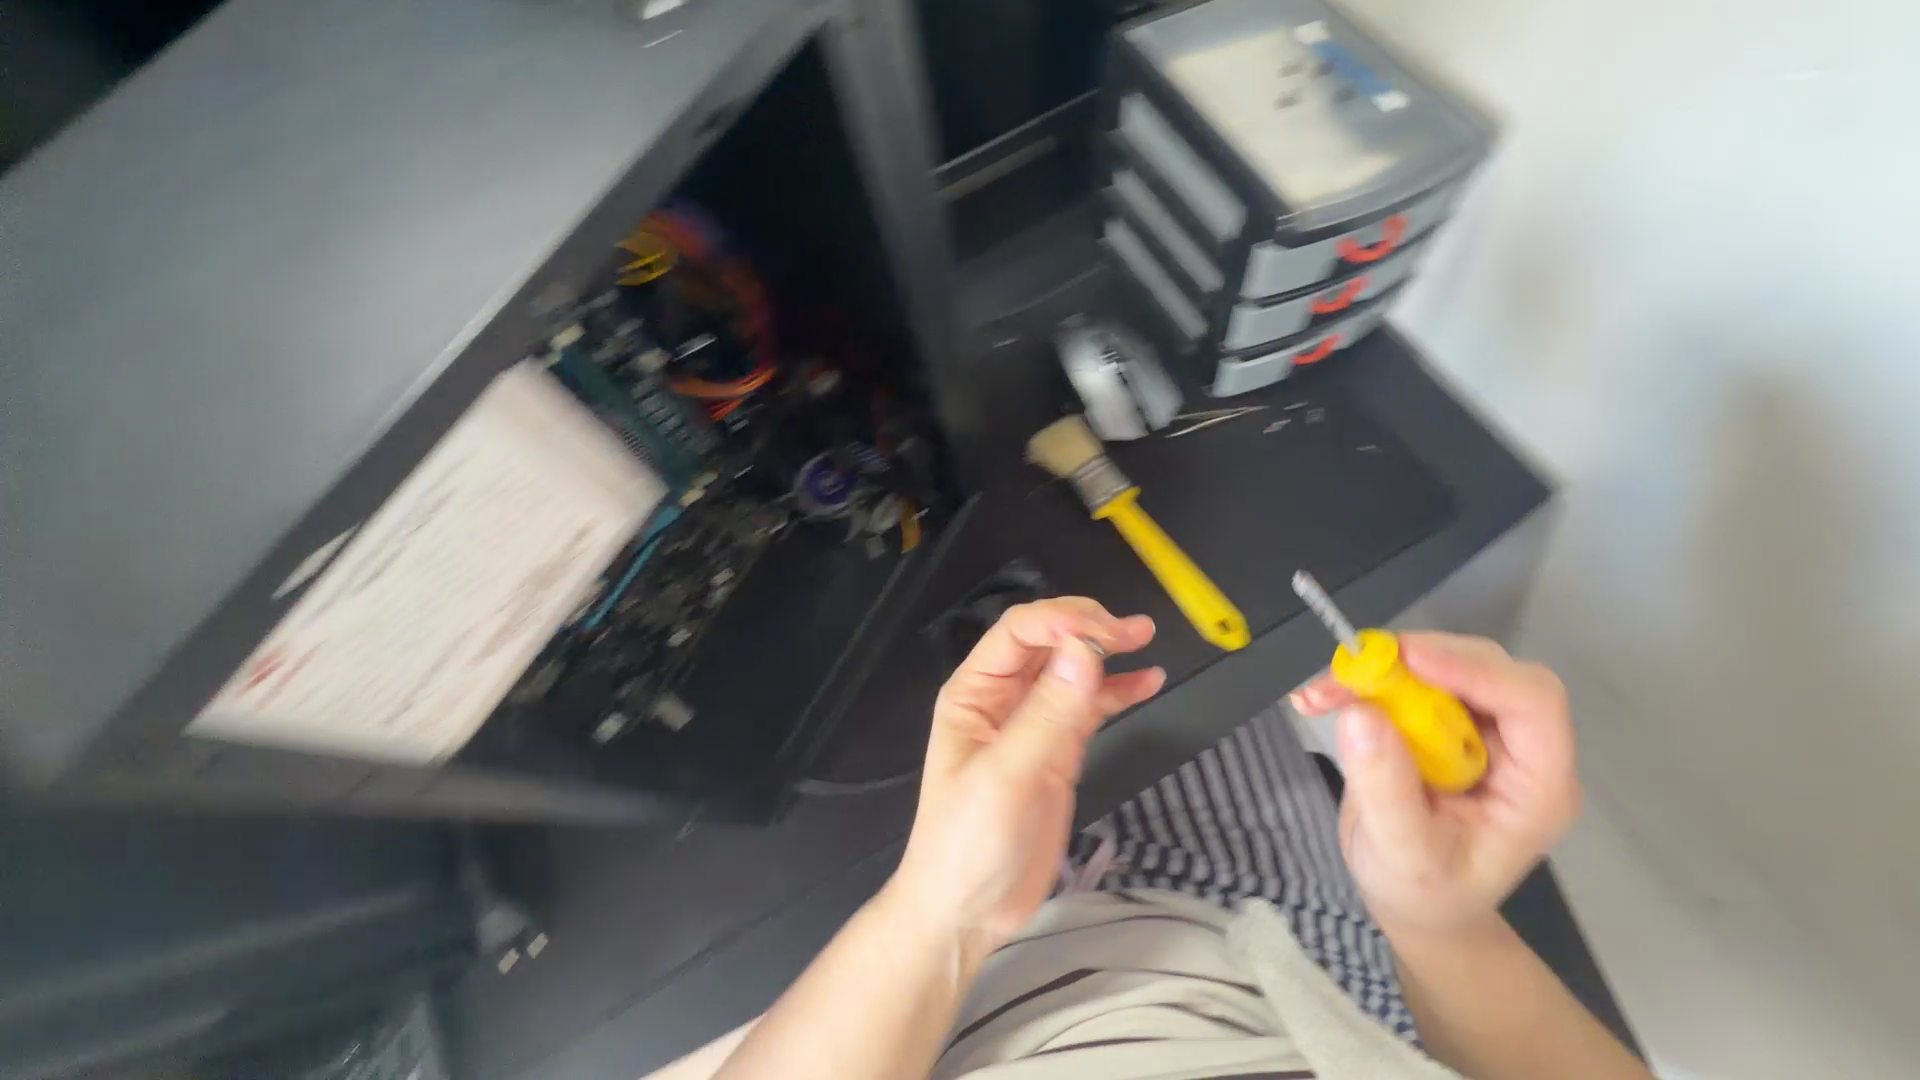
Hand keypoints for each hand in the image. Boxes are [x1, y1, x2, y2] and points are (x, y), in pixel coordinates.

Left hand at [887, 598, 1163, 958]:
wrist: (967, 912)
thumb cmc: (969, 842)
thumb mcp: (1006, 776)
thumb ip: (1047, 714)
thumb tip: (1085, 650)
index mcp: (975, 692)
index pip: (1018, 632)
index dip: (1061, 620)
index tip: (1107, 632)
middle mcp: (1002, 698)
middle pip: (1046, 642)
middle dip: (1086, 627)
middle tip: (1133, 631)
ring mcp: (1032, 724)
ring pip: (1071, 671)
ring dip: (1106, 652)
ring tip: (1146, 637)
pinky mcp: (1058, 752)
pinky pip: (1089, 709)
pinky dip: (1117, 693)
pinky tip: (1148, 681)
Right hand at [1291, 633, 1580, 934]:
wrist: (1412, 903)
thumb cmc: (1423, 892)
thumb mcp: (1403, 852)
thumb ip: (1386, 789)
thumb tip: (1362, 711)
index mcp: (1537, 785)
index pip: (1531, 703)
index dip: (1475, 670)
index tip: (1407, 658)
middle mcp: (1517, 749)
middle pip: (1486, 672)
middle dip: (1419, 661)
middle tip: (1357, 666)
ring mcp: (1477, 733)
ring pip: (1441, 668)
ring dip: (1379, 669)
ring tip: (1322, 692)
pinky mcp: (1438, 725)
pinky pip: (1407, 683)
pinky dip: (1360, 683)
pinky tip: (1317, 700)